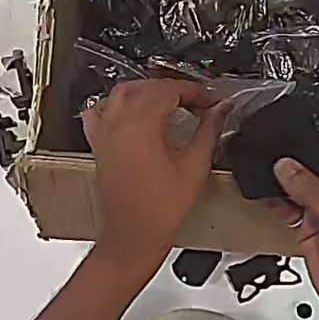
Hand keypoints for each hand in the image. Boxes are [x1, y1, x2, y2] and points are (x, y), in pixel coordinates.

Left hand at [83, 79, 224, 268]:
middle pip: (146, 87)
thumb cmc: (161, 207)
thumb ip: (208, 131)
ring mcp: (104, 132)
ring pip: (122, 93)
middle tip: (197, 101)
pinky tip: (133, 112)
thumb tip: (219, 111)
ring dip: (147, 90)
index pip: (169, 90)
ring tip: (170, 101)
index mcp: (141, 126)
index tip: (210, 99)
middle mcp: (118, 124)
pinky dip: (117, 104)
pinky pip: (101, 111)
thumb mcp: (195, 166)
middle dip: (174, 88)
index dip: (194, 90)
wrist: (135, 232)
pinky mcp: (99, 144)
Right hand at [268, 134, 318, 305]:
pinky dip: (276, 200)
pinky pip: (288, 206)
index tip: (307, 127)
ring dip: (284, 179)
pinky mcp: (307, 225)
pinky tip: (265, 193)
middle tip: (278, 145)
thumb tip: (288, 167)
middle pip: (318, 165)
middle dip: (299, 157)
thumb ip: (312, 191)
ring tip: (266, 167)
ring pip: (299, 185)